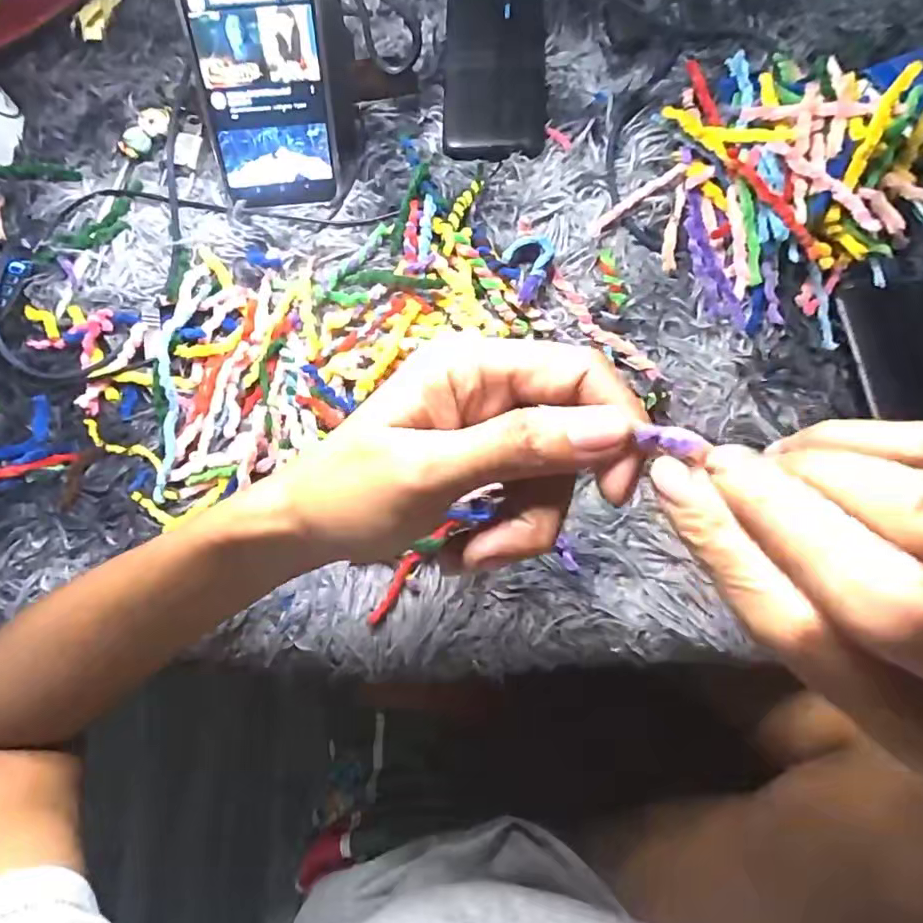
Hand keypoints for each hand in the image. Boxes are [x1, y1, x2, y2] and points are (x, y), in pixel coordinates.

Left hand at [255, 338, 648, 569]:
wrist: (304, 529)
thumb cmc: (349, 493)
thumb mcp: (431, 470)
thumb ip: (519, 445)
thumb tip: (615, 429)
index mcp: (473, 364)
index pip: (577, 372)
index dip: (615, 423)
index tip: (618, 493)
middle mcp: (489, 384)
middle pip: (570, 435)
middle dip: (545, 502)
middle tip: (503, 548)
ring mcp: (488, 423)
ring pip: (552, 476)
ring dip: (521, 528)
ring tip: (468, 558)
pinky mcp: (486, 459)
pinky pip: (527, 495)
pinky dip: (505, 532)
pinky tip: (459, 553)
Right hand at [649, 420, 922, 789]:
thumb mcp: (852, 653)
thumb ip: (770, 584)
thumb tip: (682, 487)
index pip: (820, 646)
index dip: (734, 555)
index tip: (676, 486)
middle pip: (892, 596)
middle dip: (782, 511)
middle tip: (723, 463)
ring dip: (826, 468)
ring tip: (780, 460)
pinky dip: (866, 438)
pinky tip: (827, 447)